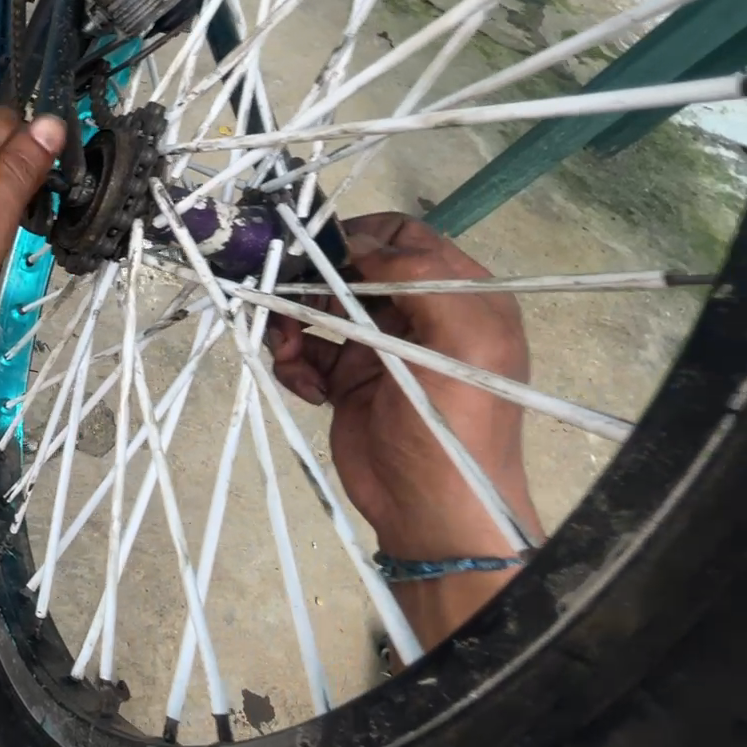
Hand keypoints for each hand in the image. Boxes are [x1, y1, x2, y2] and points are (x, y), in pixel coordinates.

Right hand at [265, 213, 542, 646]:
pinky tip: (306, 390)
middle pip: (343, 271)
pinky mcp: (341, 376)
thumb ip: (422, 280)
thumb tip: (357, 244)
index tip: (317, 259)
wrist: (427, 508)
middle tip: (287, 308)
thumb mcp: (459, 345)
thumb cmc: (453, 424)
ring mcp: (374, 345)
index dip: (355, 239)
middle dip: (309, 287)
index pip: (401, 238)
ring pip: (312, 308)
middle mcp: (412, 314)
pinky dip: (292, 364)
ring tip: (290, 356)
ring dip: (290, 327)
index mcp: (455, 297)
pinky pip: (300, 349)